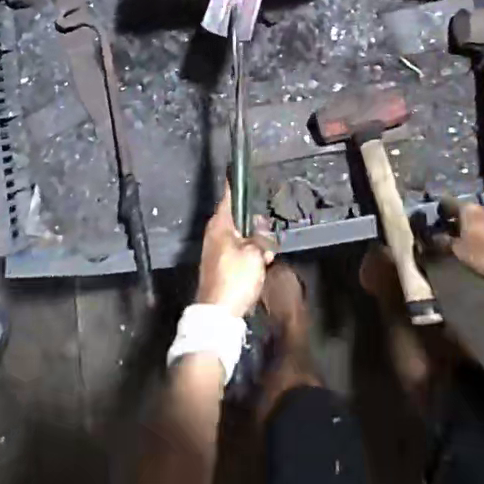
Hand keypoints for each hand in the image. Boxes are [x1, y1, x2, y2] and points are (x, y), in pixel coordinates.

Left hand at [194, 191, 275, 317]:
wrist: (218, 315)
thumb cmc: (235, 278)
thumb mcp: (255, 252)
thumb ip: (261, 235)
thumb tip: (260, 228)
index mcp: (220, 224)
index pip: (229, 195)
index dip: (236, 182)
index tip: (240, 168)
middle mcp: (216, 233)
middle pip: (240, 217)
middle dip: (256, 224)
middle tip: (267, 235)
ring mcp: (217, 250)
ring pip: (242, 235)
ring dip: (257, 242)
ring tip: (266, 256)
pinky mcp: (221, 265)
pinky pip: (240, 250)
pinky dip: (251, 254)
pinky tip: (261, 266)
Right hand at [435, 198, 483, 286]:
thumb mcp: (460, 252)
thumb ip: (444, 243)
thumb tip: (431, 237)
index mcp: (467, 208)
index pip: (447, 203)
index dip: (438, 212)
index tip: (431, 220)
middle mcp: (482, 207)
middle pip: (463, 211)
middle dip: (455, 220)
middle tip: (445, 233)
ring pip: (478, 219)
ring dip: (470, 228)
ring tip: (462, 241)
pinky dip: (483, 234)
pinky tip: (481, 246)